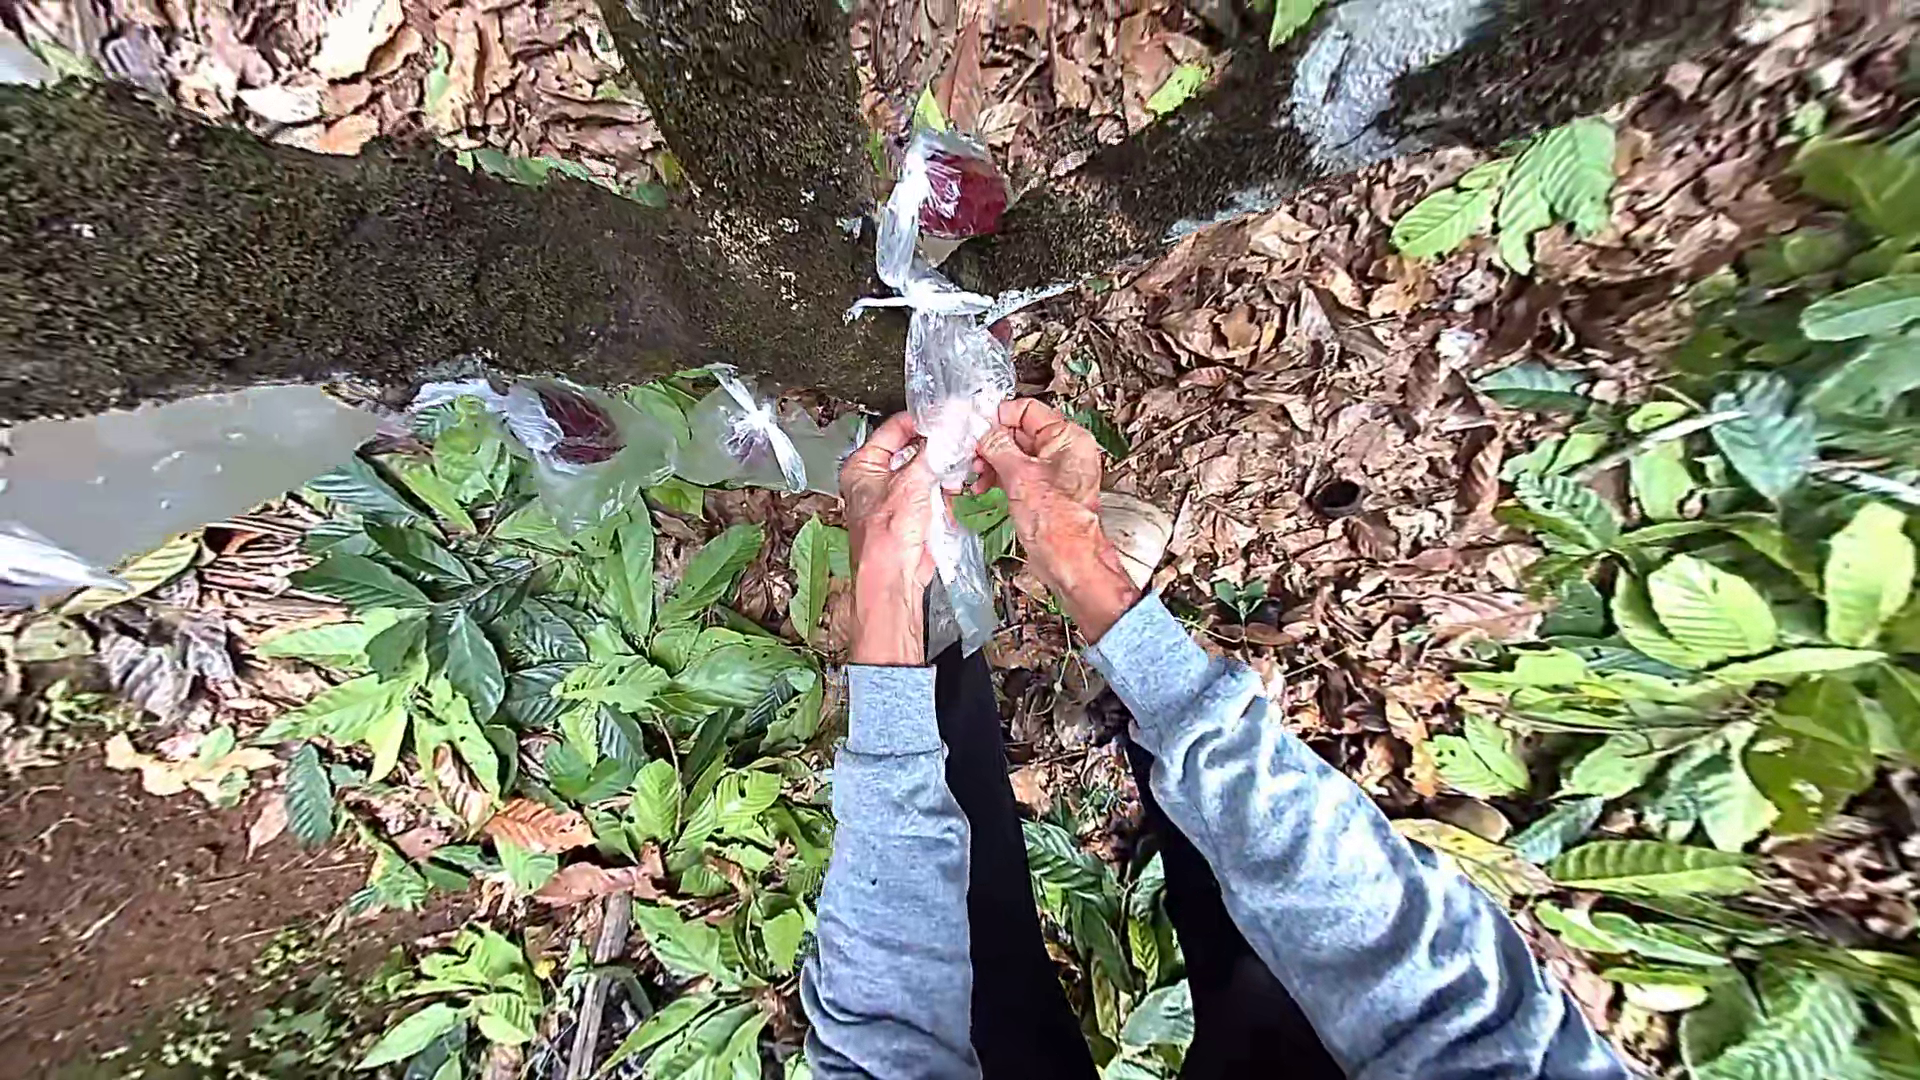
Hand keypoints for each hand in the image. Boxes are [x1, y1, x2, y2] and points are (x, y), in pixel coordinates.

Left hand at [840, 412, 937, 665]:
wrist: (894, 577)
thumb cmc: (886, 536)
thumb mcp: (912, 483)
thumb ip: (933, 452)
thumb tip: (949, 425)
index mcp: (863, 466)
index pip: (893, 430)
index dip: (920, 421)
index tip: (944, 415)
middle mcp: (876, 480)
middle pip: (912, 451)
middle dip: (937, 449)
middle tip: (959, 438)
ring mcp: (895, 498)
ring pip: (926, 472)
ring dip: (944, 471)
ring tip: (960, 465)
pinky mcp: (913, 515)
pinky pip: (933, 493)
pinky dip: (946, 491)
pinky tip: (956, 489)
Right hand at [974, 399, 1140, 640]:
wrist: (1068, 560)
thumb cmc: (1059, 524)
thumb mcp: (1019, 475)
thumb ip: (998, 446)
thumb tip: (983, 430)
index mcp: (1067, 438)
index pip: (1027, 410)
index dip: (999, 417)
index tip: (977, 427)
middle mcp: (1064, 452)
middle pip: (1019, 432)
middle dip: (991, 442)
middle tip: (972, 452)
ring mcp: (1054, 472)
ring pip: (1015, 454)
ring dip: (991, 461)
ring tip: (976, 473)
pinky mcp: (1044, 491)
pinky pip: (1017, 473)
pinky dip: (999, 476)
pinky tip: (983, 485)